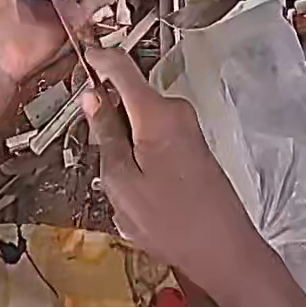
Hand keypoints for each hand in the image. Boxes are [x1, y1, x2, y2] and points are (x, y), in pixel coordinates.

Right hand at [82, 47, 275, 304]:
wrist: (225, 251)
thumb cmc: (170, 222)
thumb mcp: (121, 181)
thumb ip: (105, 133)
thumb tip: (91, 97)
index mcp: (155, 113)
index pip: (122, 67)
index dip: (98, 57)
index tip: (80, 55)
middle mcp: (175, 110)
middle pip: (129, 94)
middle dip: (107, 114)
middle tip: (95, 151)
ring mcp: (187, 125)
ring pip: (140, 116)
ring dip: (123, 138)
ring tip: (120, 183)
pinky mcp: (192, 142)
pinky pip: (155, 130)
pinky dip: (139, 148)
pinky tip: (140, 187)